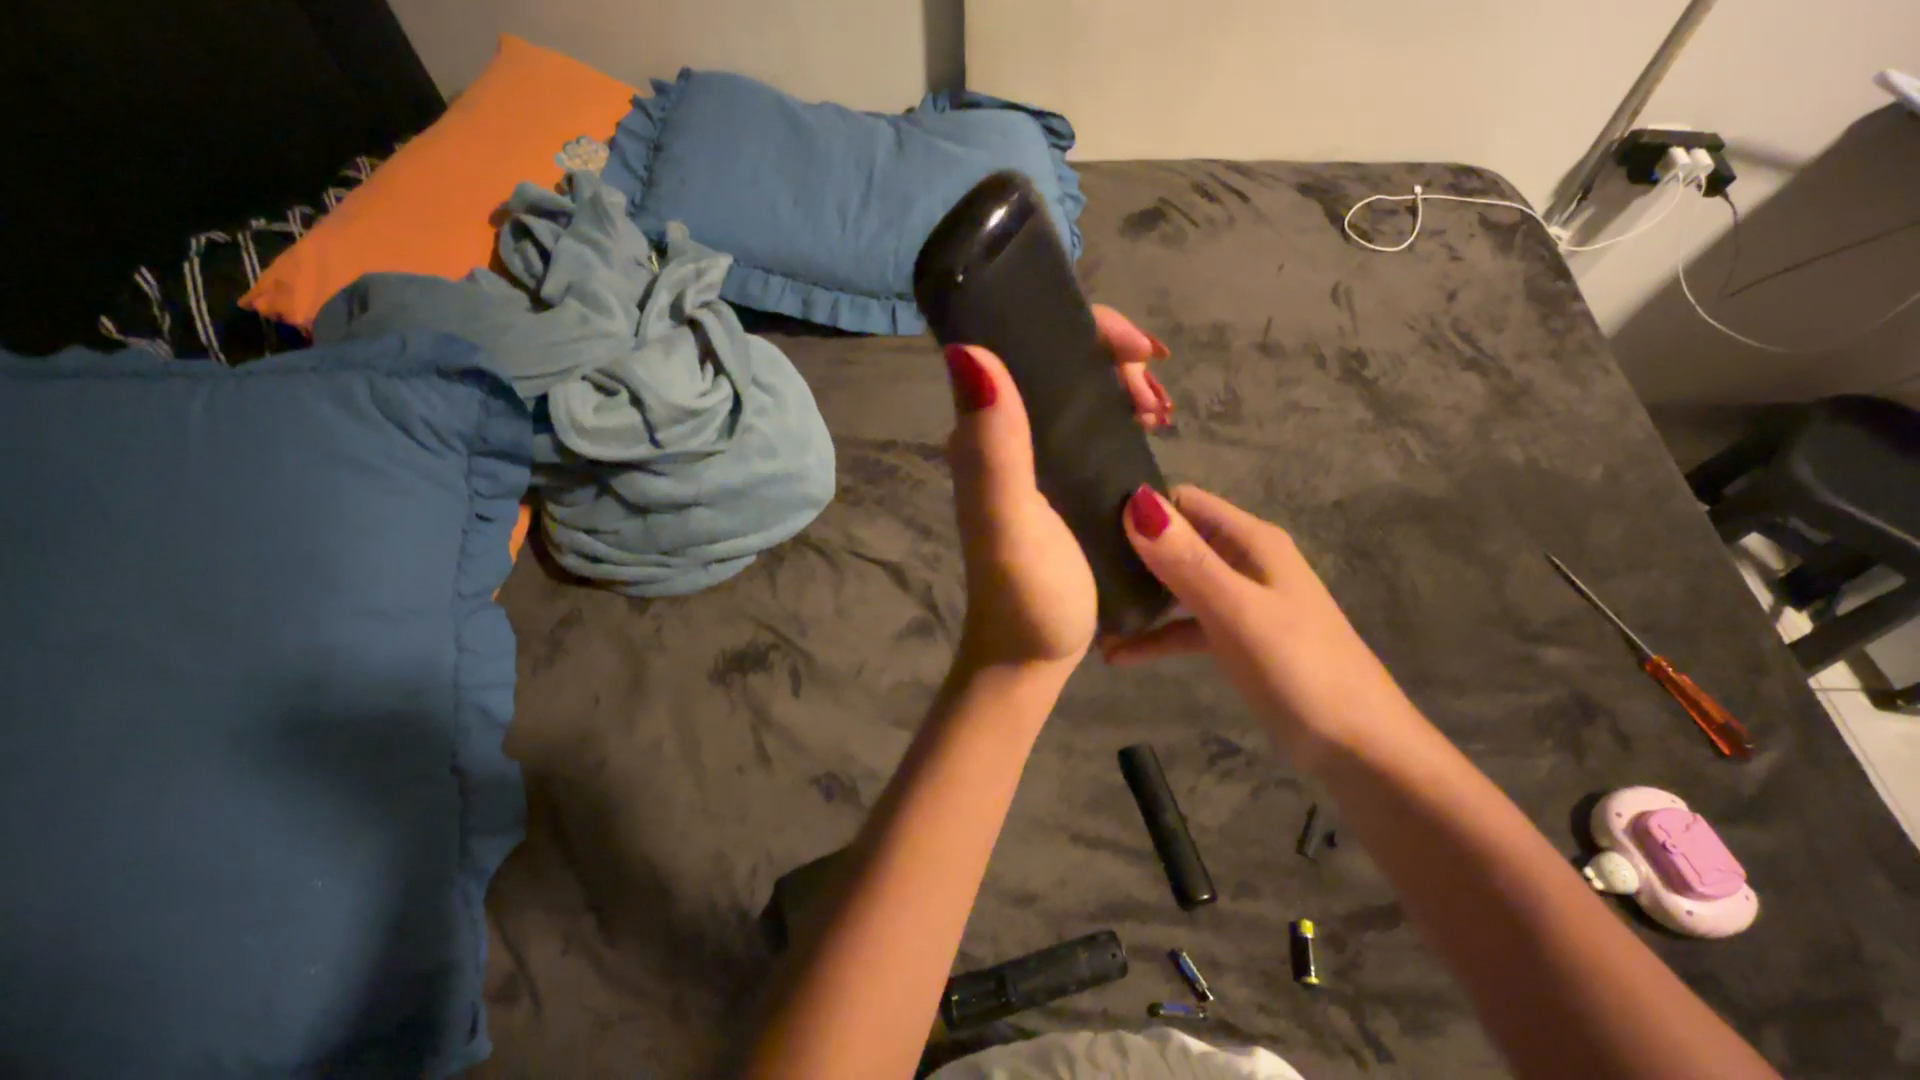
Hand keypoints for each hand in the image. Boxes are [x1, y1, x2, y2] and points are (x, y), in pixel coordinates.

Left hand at [941, 308, 1171, 671]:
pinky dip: (1124, 414)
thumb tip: (967, 349)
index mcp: (986, 431)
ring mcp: (1033, 457)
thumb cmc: (1026, 595)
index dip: (1088, 330)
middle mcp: (1003, 433)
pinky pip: (1091, 425)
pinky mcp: (1059, 481)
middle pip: (1060, 361)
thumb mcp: (1009, 520)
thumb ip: (992, 442)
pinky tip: (1153, 429)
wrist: (1031, 658)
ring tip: (1162, 413)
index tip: (1140, 350)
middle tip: (1156, 394)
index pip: (1025, 343)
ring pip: (1078, 391)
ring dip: (1124, 385)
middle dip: (1115, 358)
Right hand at [1106, 485, 1402, 760]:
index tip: (1084, 526)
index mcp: (1251, 541)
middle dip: (1129, 553)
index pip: (1183, 502)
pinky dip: (1155, 636)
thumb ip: (1186, 560)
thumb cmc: (1298, 667)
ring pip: (1176, 585)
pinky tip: (1117, 656)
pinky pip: (1185, 626)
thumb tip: (1134, 502)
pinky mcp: (1235, 638)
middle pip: (1176, 541)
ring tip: (1088, 616)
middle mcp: (1244, 561)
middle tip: (1076, 573)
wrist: (1356, 743)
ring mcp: (1240, 601)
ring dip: (1137, 598)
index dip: (1138, 507)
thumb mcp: (1236, 611)